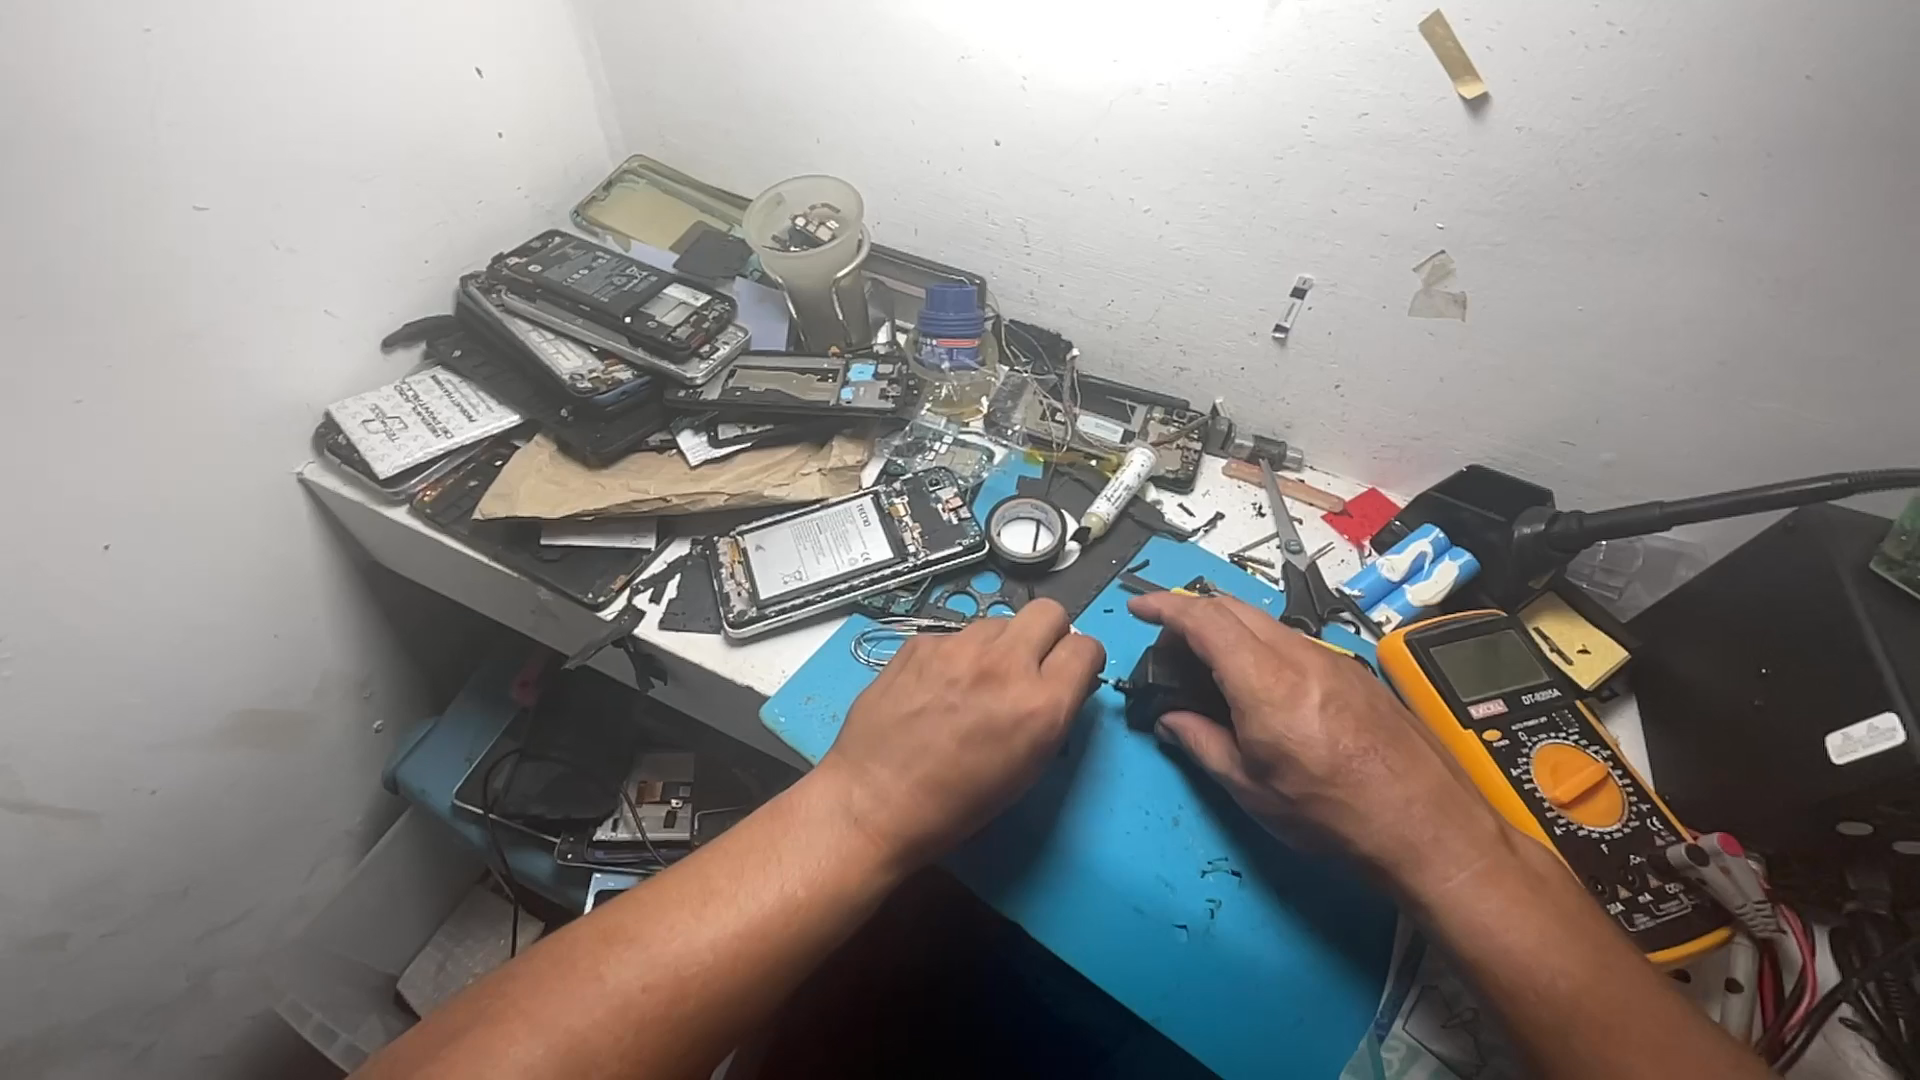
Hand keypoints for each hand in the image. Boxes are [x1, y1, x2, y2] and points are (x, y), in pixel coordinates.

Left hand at [816, 599, 1105, 871]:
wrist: (874, 801)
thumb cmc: (955, 804)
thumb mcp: (1027, 768)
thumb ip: (1053, 713)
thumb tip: (1063, 681)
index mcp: (1040, 705)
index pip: (1086, 647)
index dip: (1082, 660)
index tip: (1070, 672)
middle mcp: (1003, 665)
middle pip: (1049, 611)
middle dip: (1050, 634)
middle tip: (1032, 664)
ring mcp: (957, 648)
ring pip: (1000, 620)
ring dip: (1001, 644)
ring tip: (977, 681)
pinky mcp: (921, 642)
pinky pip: (956, 635)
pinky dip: (958, 655)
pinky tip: (938, 687)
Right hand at [1127, 591, 1513, 895]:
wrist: (1429, 827)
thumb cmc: (1331, 815)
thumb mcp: (1250, 787)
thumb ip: (1200, 743)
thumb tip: (1169, 720)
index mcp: (1265, 683)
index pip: (1205, 620)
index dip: (1165, 607)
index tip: (1139, 608)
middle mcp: (1299, 656)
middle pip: (1233, 608)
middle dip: (1190, 613)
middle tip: (1168, 646)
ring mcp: (1331, 658)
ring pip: (1263, 621)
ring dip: (1226, 627)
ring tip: (1208, 664)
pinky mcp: (1352, 670)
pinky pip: (1290, 638)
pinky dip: (1256, 642)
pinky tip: (1255, 680)